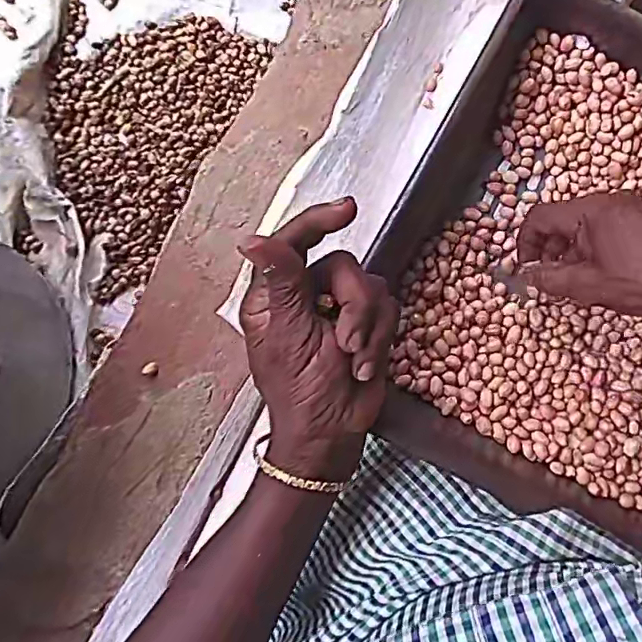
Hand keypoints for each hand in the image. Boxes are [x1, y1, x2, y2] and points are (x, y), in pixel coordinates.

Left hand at [238, 198, 395, 480]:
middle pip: (344, 265)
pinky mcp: (367, 322)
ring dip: (368, 327)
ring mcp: (340, 308)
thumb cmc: (299, 393)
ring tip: (353, 359)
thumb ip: (281, 282)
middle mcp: (308, 294)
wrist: (333, 432)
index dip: (319, 220)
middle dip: (353, 304)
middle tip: (345, 341)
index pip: (295, 242)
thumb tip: (254, 240)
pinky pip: (388, 308)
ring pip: (371, 286)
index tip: (347, 209)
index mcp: (276, 294)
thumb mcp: (289, 335)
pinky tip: (363, 364)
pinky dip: (380, 338)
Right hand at [516, 192, 641, 329]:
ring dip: (573, 252)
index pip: (541, 217)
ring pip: (587, 226)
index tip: (525, 267)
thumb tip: (530, 276)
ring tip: (577, 282)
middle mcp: (612, 201)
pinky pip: (609, 230)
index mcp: (592, 209)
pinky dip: (596, 250)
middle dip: (550, 250)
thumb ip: (551, 279)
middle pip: (563, 219)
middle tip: (548, 278)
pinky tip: (605, 277)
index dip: (525, 243)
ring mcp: (633, 209)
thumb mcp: (589, 285)